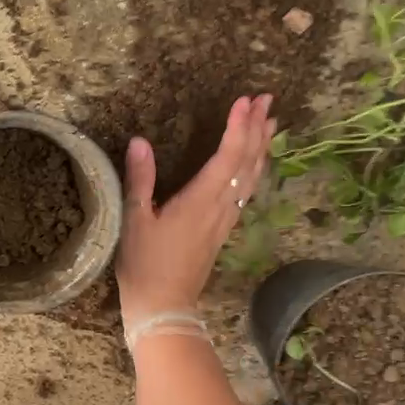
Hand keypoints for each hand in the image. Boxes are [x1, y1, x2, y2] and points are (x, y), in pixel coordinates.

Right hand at [116, 95, 275, 328]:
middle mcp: (220, 207)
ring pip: (252, 177)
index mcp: (200, 201)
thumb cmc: (144, 264)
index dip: (237, 127)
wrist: (164, 305)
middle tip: (266, 99)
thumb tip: (139, 142)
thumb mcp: (134, 220)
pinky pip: (246, 191)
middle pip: (248, 162)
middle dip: (258, 129)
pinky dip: (254, 169)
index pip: (228, 156)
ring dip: (261, 147)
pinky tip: (254, 164)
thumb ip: (140, 180)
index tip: (243, 100)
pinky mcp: (221, 230)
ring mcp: (224, 219)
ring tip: (270, 123)